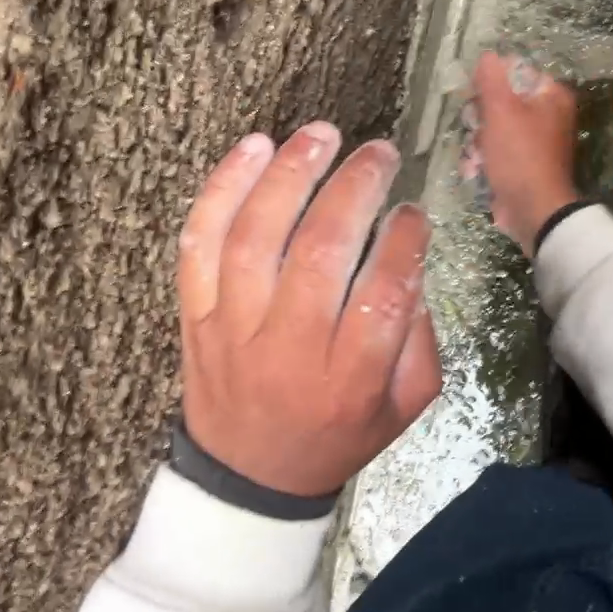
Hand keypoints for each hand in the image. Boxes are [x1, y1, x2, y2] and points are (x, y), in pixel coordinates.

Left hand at [175, 123, 442, 497]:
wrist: (247, 477)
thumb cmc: (337, 434)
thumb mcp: (405, 407)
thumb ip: (419, 339)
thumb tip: (410, 262)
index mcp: (349, 380)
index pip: (384, 296)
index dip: (403, 241)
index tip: (412, 210)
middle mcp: (288, 349)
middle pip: (321, 253)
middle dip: (355, 189)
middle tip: (378, 153)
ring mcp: (231, 327)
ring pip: (255, 237)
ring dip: (289, 175)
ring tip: (321, 134)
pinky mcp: (194, 312)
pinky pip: (199, 243)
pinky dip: (223, 189)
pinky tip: (254, 148)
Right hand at [471, 51, 581, 255]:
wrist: (533, 210)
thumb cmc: (519, 155)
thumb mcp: (501, 110)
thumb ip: (491, 78)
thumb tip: (488, 55)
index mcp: (551, 96)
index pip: (514, 72)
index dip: (490, 83)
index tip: (476, 97)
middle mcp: (548, 115)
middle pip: (501, 101)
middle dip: (481, 117)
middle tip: (476, 128)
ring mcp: (536, 142)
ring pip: (494, 128)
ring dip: (478, 141)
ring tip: (477, 156)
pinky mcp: (524, 164)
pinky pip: (497, 151)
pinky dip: (485, 159)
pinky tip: (478, 170)